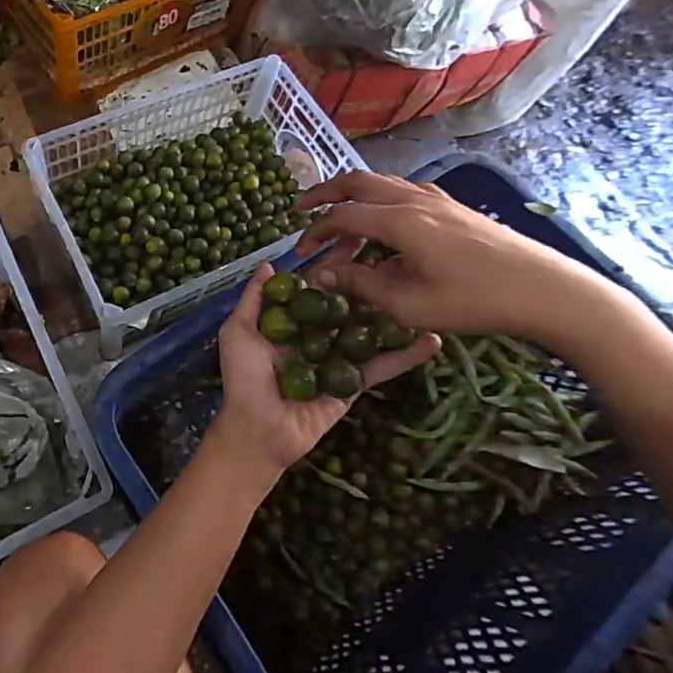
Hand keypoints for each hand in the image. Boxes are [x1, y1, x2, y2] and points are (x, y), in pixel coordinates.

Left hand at [211, 263, 440, 480]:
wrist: (258, 430)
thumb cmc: (244, 379)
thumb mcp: (239, 332)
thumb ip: (253, 300)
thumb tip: (269, 264)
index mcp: (290, 324)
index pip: (317, 290)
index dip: (333, 267)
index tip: (355, 242)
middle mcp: (317, 338)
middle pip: (347, 306)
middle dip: (368, 282)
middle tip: (396, 256)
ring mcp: (338, 360)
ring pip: (369, 333)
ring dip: (394, 314)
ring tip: (423, 288)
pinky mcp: (354, 384)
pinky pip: (381, 367)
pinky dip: (406, 356)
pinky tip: (433, 340)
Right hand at [294, 172, 631, 352]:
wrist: (545, 289)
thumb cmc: (475, 301)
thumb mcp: (410, 304)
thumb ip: (362, 285)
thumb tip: (322, 274)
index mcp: (400, 221)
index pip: (343, 215)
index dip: (315, 231)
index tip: (300, 253)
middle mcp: (415, 200)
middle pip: (358, 181)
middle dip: (325, 193)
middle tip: (302, 208)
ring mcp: (438, 199)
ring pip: (383, 184)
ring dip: (355, 198)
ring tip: (340, 223)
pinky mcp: (454, 207)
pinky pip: (405, 193)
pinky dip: (382, 203)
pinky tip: (386, 228)